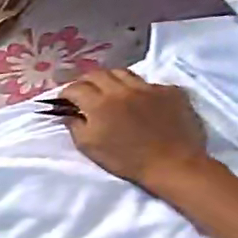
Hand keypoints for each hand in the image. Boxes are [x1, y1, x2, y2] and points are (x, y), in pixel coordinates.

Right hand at [58, 69, 211, 190]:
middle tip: (83, 92)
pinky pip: (148, 83)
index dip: (66, 93)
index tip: (64, 101)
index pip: (75, 88)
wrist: (173, 164)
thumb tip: (68, 114)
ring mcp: (149, 88)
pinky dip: (137, 89)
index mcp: (99, 104)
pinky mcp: (171, 91)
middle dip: (85, 81)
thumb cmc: (125, 159)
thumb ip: (75, 126)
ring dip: (110, 79)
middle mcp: (122, 90)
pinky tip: (139, 102)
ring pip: (123, 73)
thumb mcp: (89, 147)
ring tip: (109, 91)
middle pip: (98, 74)